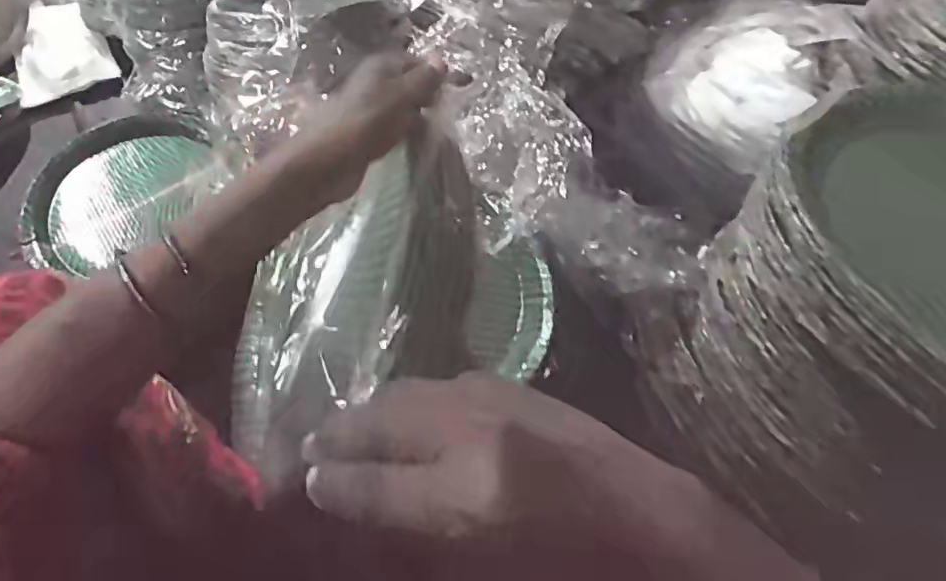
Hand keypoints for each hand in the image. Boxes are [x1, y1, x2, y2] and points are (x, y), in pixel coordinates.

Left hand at [273, 52, 445, 206]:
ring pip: (405, 109)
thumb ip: (422, 79)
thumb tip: (441, 59)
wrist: (325, 163)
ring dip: (421, 119)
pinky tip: (420, 146)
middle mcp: (375, 83)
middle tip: (447, 115)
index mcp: (381, 68)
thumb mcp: (399, 97)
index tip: (457, 91)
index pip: (417, 62)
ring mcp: (371, 109)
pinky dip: (408, 135)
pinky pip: (396, 129)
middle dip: (430, 98)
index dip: (436, 74)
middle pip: (411, 85)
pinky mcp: (368, 133)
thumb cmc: (364, 124)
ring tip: (439, 133)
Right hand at [303, 374, 812, 579]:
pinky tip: (401, 410)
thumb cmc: (564, 562)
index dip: (332, 481)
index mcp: (466, 493)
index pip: (374, 483)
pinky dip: (409, 397)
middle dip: (341, 432)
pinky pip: (439, 384)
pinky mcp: (508, 382)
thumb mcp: (482, 560)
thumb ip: (417, 524)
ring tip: (345, 424)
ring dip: (372, 409)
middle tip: (308, 443)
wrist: (642, 515)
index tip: (303, 479)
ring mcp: (492, 397)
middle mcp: (472, 431)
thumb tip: (358, 500)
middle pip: (383, 421)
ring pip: (408, 392)